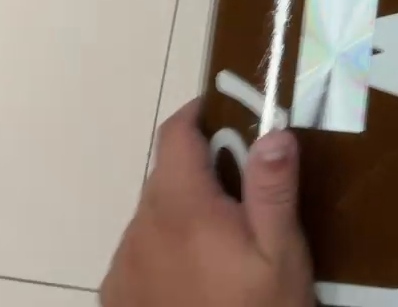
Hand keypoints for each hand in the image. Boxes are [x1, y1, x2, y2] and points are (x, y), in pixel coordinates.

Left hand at [102, 103, 312, 306]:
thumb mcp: (280, 252)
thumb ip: (273, 188)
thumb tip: (274, 129)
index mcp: (181, 209)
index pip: (174, 136)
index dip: (197, 113)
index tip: (227, 109)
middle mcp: (141, 231)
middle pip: (165, 174)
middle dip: (202, 165)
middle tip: (246, 185)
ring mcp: (123, 269)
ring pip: (153, 213)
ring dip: (184, 207)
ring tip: (226, 238)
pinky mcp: (117, 301)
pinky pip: (142, 250)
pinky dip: (166, 244)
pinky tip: (198, 275)